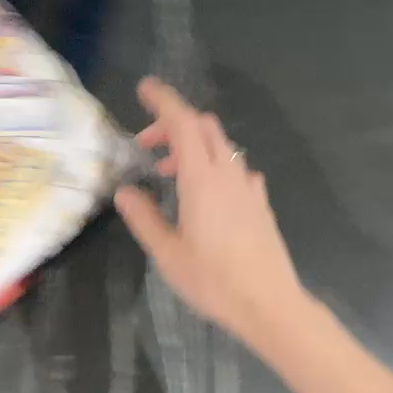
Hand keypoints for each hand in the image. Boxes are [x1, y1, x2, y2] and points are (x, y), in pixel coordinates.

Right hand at [113, 77, 308, 346]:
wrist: (267, 304)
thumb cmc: (213, 282)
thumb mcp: (168, 254)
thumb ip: (145, 219)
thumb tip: (125, 192)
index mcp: (201, 180)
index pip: (182, 123)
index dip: (163, 102)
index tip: (144, 89)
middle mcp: (228, 175)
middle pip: (204, 128)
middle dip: (174, 126)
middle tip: (147, 148)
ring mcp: (249, 189)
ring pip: (222, 148)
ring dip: (193, 149)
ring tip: (169, 176)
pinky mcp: (261, 206)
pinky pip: (237, 172)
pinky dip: (216, 168)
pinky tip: (207, 196)